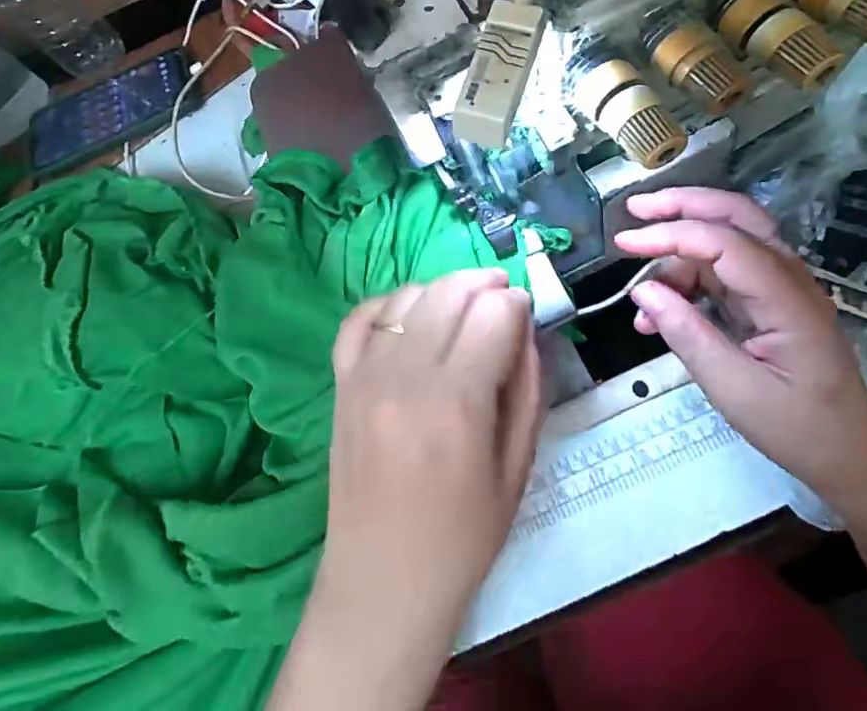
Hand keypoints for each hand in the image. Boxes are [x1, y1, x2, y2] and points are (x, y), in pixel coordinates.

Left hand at [271, 268, 542, 709]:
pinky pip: (360, 319)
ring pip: (407, 297)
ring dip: (442, 291)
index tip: (526, 316)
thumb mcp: (517, 467)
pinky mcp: (340, 384)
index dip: (517, 304)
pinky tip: (411, 317)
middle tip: (502, 300)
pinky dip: (389, 305)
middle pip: (449, 293)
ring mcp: (364, 376)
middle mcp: (405, 376)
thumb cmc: (462, 537)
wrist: (382, 581)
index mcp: (457, 402)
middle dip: (484, 285)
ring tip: (462, 309)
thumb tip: (522, 329)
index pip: (493, 313)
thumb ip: (526, 388)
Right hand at [613, 187, 866, 500]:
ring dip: (679, 251)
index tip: (624, 244)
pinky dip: (687, 278)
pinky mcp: (768, 298)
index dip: (670, 235)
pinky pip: (722, 270)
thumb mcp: (733, 388)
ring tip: (641, 292)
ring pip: (725, 238)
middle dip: (681, 204)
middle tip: (634, 208)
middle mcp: (788, 277)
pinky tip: (661, 309)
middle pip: (734, 215)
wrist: (847, 452)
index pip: (724, 242)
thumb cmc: (796, 426)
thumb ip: (686, 333)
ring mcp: (780, 285)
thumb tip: (643, 290)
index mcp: (786, 298)